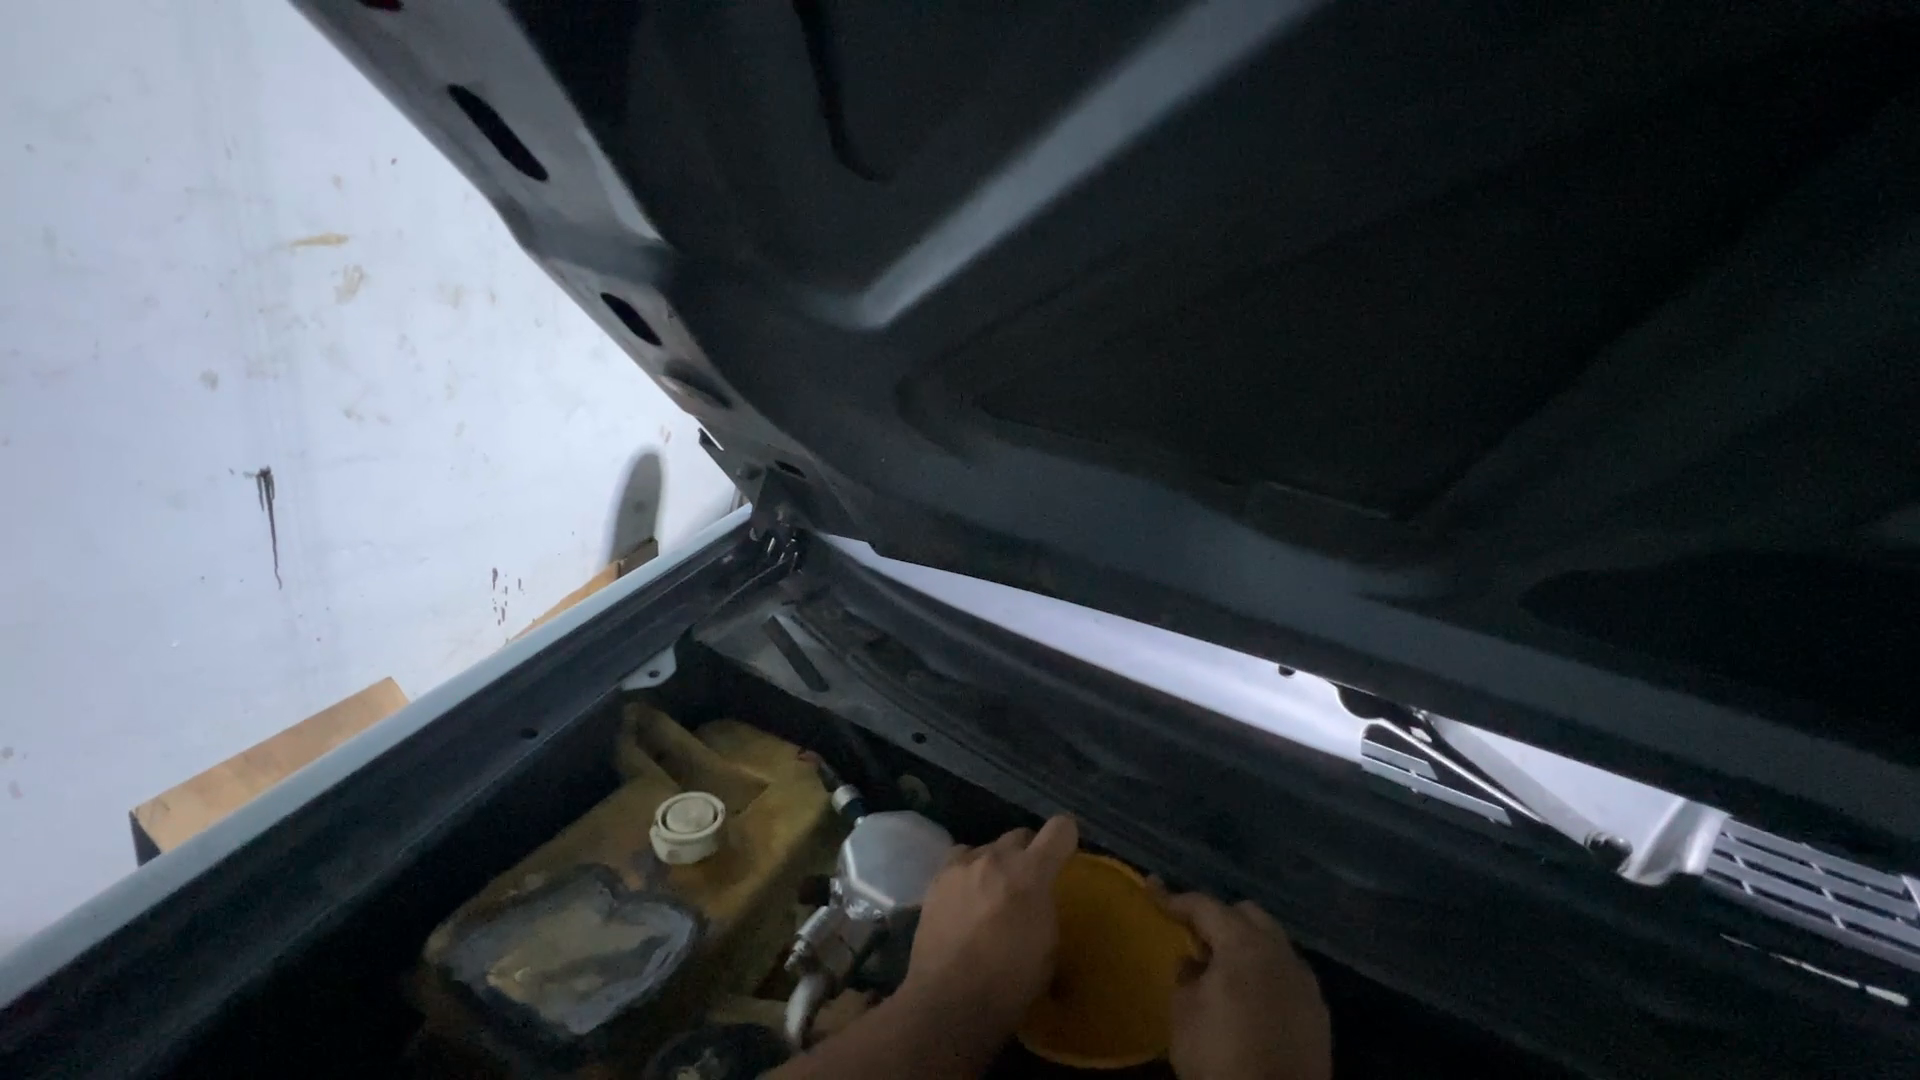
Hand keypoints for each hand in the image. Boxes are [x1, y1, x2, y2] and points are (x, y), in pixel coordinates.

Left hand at [899, 816, 1078, 1037]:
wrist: (950, 1000)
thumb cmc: (1009, 983)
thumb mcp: (1048, 948)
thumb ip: (1045, 908)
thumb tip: (1038, 899)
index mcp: (1031, 873)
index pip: (1059, 830)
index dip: (1066, 837)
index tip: (1065, 853)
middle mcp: (995, 858)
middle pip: (1019, 836)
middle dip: (1027, 854)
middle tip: (1026, 883)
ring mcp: (961, 865)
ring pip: (986, 847)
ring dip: (995, 864)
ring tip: (991, 892)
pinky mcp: (936, 880)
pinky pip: (959, 862)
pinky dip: (967, 874)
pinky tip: (964, 900)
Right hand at [1163, 892, 1330, 1079]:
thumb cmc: (1221, 1059)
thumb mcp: (1184, 1015)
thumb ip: (1186, 977)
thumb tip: (1193, 963)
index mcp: (1244, 945)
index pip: (1205, 906)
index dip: (1175, 898)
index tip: (1152, 888)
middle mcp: (1280, 952)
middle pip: (1247, 914)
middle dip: (1219, 918)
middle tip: (1194, 937)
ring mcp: (1305, 981)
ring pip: (1272, 942)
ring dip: (1246, 945)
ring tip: (1222, 967)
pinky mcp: (1319, 1012)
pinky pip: (1287, 973)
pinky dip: (1265, 971)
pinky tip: (1251, 995)